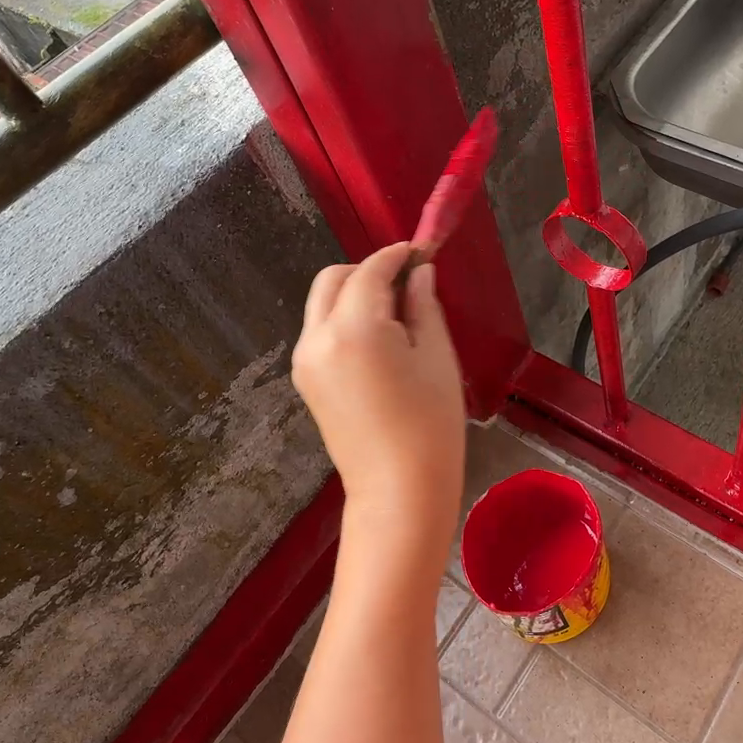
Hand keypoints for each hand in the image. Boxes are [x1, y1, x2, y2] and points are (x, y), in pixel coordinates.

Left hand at [293, 243, 465, 531]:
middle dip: (368, 271)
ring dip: (353, 294)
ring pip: (322, 304)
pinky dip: (343, 320)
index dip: (396, 255)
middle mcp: (317, 337)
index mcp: (354, 328)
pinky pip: (320, 331)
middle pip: (333, 279)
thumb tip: (418, 273)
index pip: (370, 270)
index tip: (419, 251)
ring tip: (394, 316)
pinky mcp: (306, 381)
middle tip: (407, 284)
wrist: (398, 491)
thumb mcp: (437, 356)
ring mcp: (305, 361)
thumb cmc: (431, 424)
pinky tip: (377, 342)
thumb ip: (423, 305)